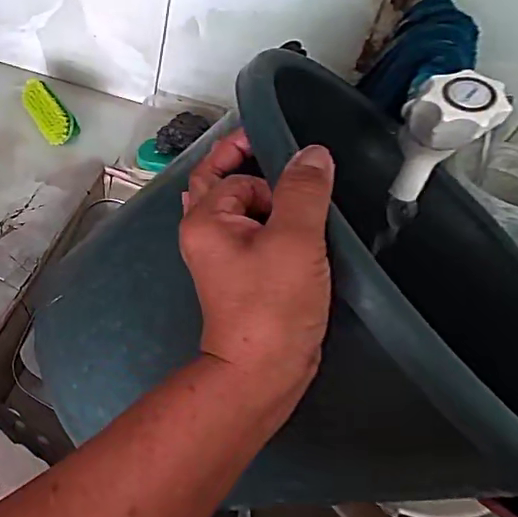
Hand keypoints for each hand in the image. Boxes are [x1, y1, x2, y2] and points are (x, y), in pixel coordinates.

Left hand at [178, 130, 335, 387]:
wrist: (261, 370)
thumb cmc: (272, 305)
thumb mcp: (294, 240)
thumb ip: (303, 191)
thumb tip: (312, 153)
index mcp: (205, 220)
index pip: (232, 172)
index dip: (264, 165)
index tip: (294, 146)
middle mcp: (204, 232)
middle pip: (223, 182)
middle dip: (253, 167)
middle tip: (296, 161)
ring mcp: (220, 254)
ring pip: (240, 208)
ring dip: (268, 195)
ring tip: (306, 194)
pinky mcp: (240, 272)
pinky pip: (253, 231)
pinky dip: (273, 221)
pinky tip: (300, 224)